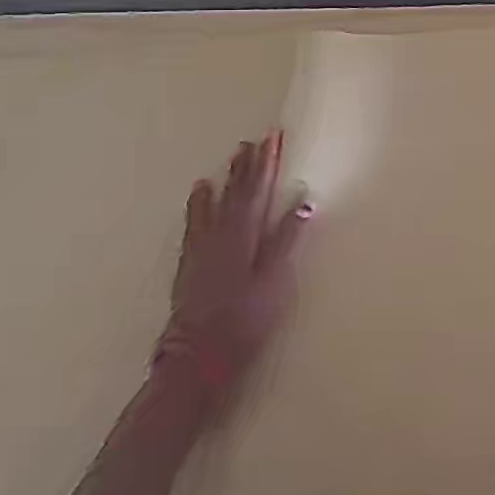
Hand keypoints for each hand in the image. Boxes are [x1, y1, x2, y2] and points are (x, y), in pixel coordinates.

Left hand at [162, 133, 313, 406]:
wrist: (197, 357)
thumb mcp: (274, 280)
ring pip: (217, 202)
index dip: (268, 162)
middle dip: (250, 164)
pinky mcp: (191, 261)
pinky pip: (195, 221)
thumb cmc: (245, 319)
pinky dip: (199, 202)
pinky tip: (200, 189)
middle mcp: (222, 234)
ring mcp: (203, 247)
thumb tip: (304, 202)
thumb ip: (286, 240)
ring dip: (228, 177)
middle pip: (238, 191)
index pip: (260, 190)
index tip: (274, 137)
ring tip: (234, 155)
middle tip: (256, 139)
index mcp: (246, 235)